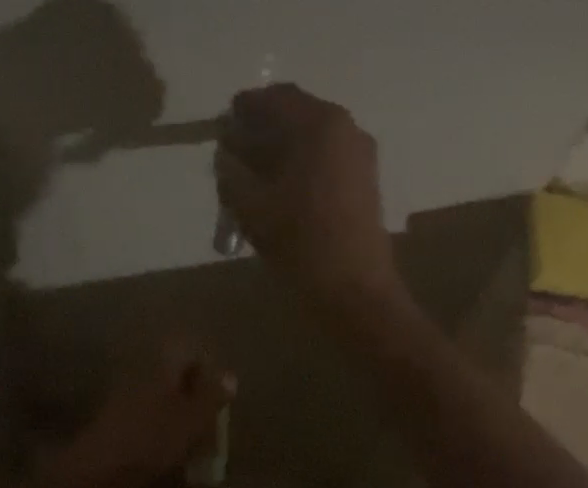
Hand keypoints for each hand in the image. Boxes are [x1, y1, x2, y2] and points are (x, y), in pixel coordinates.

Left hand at [56, 340, 234, 487]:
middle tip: (212, 420)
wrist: (99, 470)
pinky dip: (162, 433)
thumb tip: (230, 376)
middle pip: (172, 375)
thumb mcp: (193, 419)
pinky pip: (146, 421)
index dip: (206, 366)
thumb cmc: (152, 439)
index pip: (186, 349)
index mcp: (159, 366)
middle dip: (194, 394)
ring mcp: (123, 402)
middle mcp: (139, 376)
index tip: (220, 392)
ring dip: (179, 416)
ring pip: (159, 399)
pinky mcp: (114, 427)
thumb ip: (212, 397)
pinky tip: (171, 454)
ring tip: (196, 442)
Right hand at [215, 85, 401, 304]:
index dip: (243, 111)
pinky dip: (301, 167)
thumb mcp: (251, 207)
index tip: (222, 128)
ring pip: (311, 140)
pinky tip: (281, 195)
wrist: (353, 290)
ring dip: (281, 151)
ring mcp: (360, 155)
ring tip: (254, 181)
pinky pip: (325, 161)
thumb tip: (226, 153)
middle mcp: (345, 128)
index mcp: (318, 123)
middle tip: (235, 155)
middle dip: (262, 131)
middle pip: (295, 116)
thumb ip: (230, 171)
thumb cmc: (300, 243)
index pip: (273, 98)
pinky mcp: (365, 183)